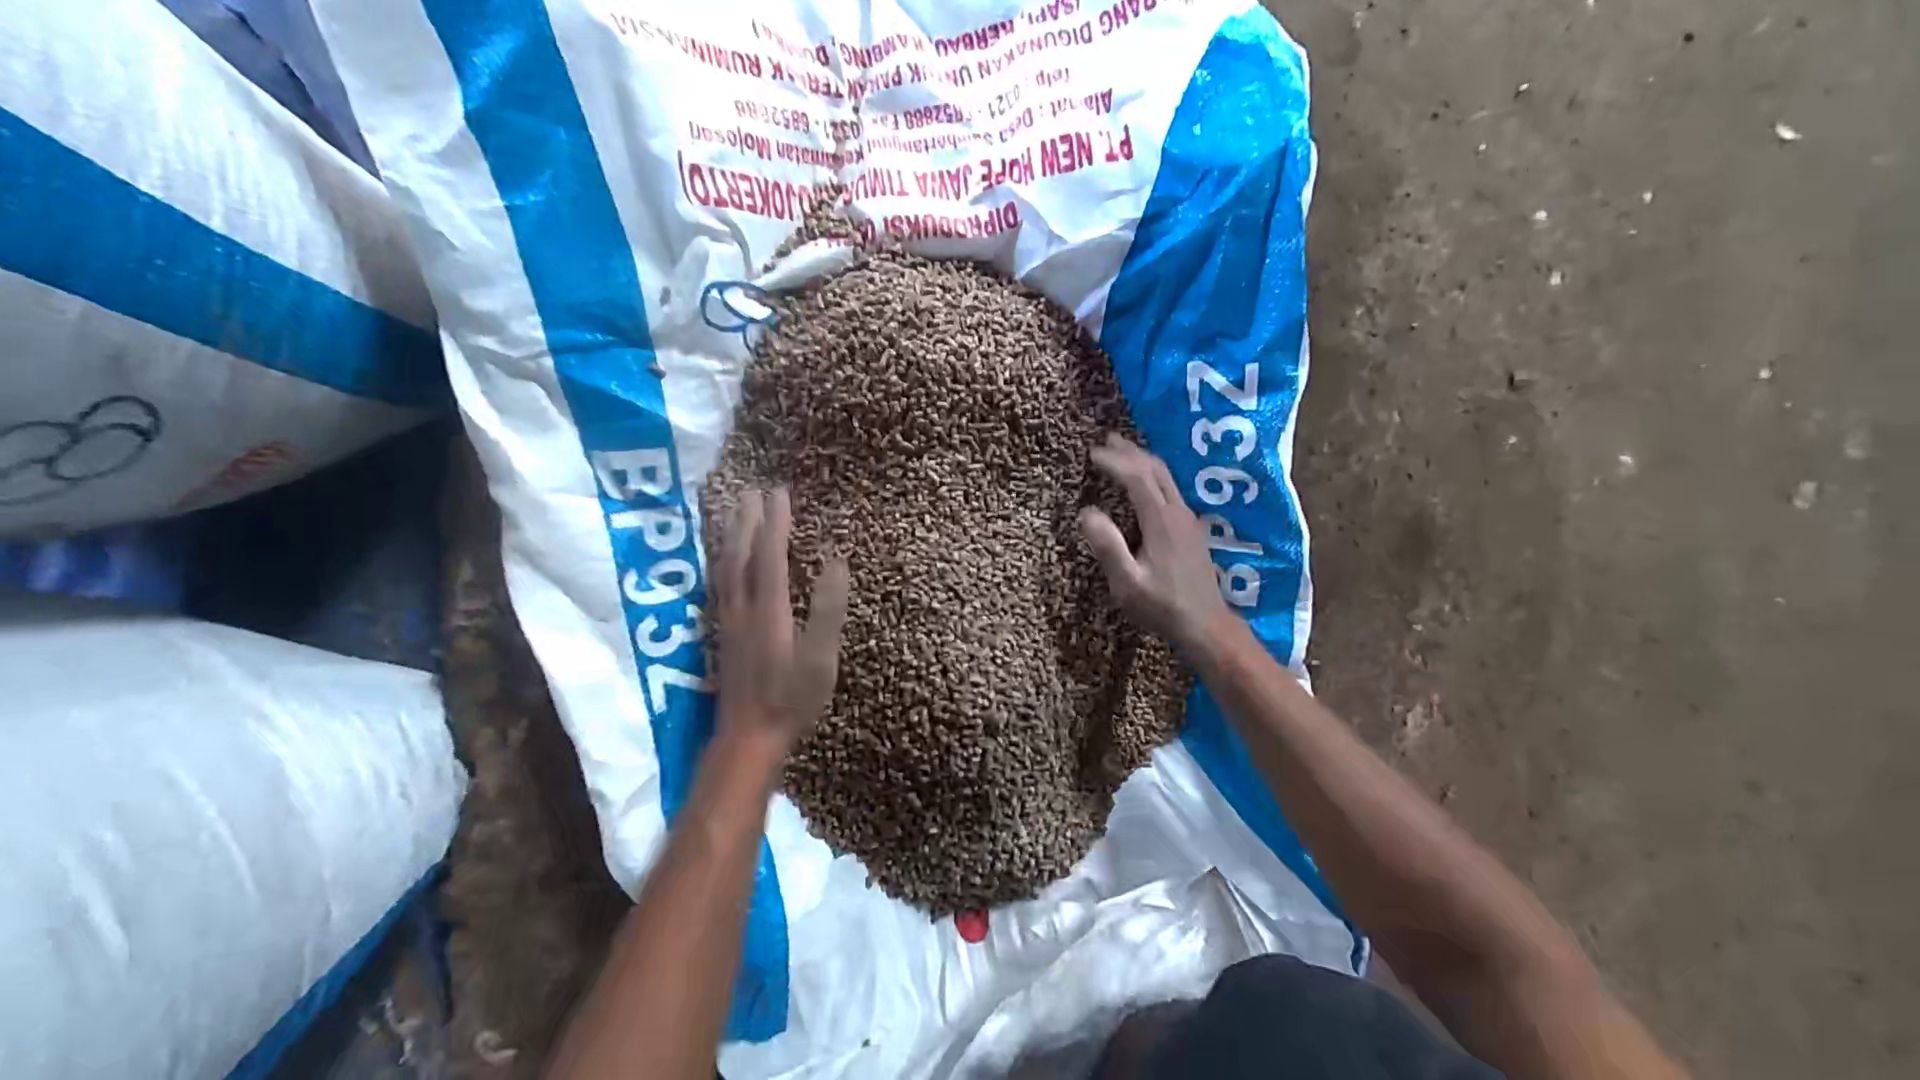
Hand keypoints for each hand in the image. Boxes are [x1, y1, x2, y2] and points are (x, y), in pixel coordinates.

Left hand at [713, 487, 850, 742]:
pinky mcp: (724, 635)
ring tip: (733, 513)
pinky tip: (723, 562)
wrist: (747, 738)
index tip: (779, 492)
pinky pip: (720, 584)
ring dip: (730, 536)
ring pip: (725, 568)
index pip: (771, 554)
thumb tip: (837, 562)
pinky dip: (721, 562)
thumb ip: (828, 609)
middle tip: (752, 491)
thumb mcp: (821, 659)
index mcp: (769, 608)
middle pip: (741, 554)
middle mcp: (743, 607)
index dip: (775, 522)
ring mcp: (730, 621)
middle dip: (747, 520)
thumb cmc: (791, 700)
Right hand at [1078, 433, 1234, 650]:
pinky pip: (1170, 490)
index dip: (1114, 461)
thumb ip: (1108, 547)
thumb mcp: (1128, 583)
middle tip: (1106, 440)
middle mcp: (1178, 513)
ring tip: (1122, 454)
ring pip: (1166, 478)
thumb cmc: (1162, 606)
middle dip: (1131, 452)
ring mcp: (1188, 520)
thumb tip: (1086, 512)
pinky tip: (1143, 485)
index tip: (1091, 454)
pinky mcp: (1190, 530)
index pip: (1137, 477)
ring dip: (1143, 462)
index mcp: (1161, 521)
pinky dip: (1152, 477)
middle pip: (1156, 469)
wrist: (1206, 625)